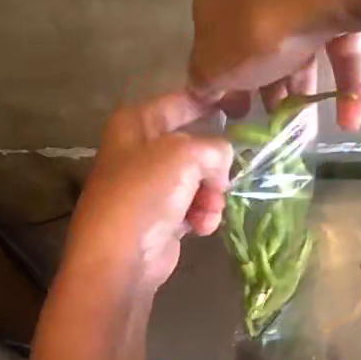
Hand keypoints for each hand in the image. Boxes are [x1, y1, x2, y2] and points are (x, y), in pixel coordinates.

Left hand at [60, 92, 231, 293]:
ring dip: (211, 196)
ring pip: (199, 180)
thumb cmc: (145, 194)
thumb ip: (214, 148)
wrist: (120, 257)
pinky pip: (194, 207)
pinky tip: (201, 228)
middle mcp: (141, 151)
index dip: (209, 103)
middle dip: (213, 166)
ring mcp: (150, 187)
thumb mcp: (185, 155)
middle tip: (221, 179)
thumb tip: (221, 163)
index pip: (180, 102)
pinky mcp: (161, 217)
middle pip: (194, 147)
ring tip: (208, 211)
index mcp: (135, 124)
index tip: (240, 109)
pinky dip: (202, 216)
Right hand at [187, 0, 360, 132]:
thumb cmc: (260, 26)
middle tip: (274, 125)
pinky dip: (346, 84)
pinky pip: (342, 45)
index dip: (222, 86)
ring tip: (310, 130)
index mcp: (217, 3)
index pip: (214, 48)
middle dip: (267, 90)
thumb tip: (197, 93)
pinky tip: (351, 119)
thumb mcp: (218, 65)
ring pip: (302, 47)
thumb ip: (205, 83)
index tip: (235, 116)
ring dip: (305, 92)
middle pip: (260, 48)